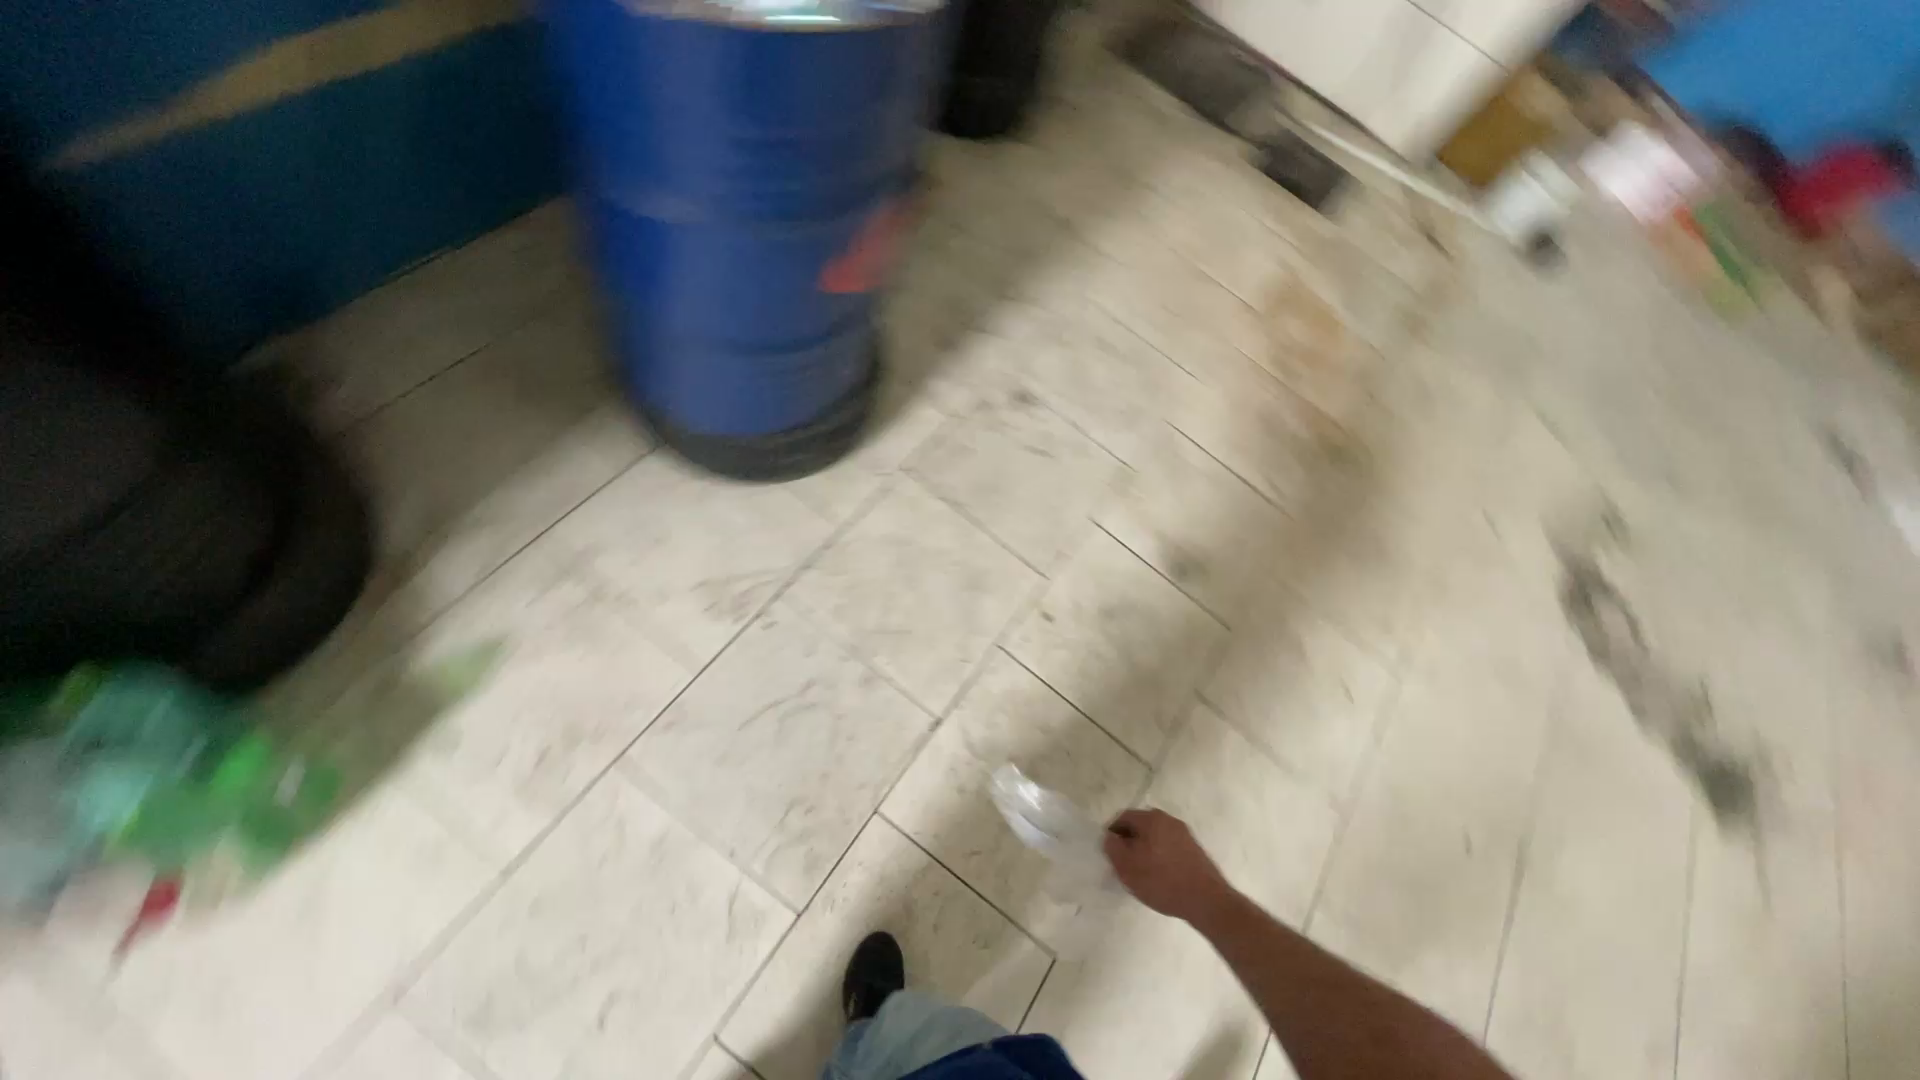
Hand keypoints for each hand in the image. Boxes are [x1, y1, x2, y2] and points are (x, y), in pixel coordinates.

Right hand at [1104, 808, 1235, 922]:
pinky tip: (1161, 875)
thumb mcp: (1127, 867)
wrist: (1206, 900)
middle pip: (1141, 825)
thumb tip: (1110, 837)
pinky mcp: (1194, 849)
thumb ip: (1113, 848)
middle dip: (1130, 841)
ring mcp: (1184, 834)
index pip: (1123, 817)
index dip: (1112, 833)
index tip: (1110, 853)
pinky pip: (1169, 846)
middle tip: (1124, 863)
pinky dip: (1160, 856)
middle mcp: (1169, 820)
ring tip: (1142, 872)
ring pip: (1156, 836)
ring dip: (1146, 849)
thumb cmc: (1161, 881)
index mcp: (1151, 818)